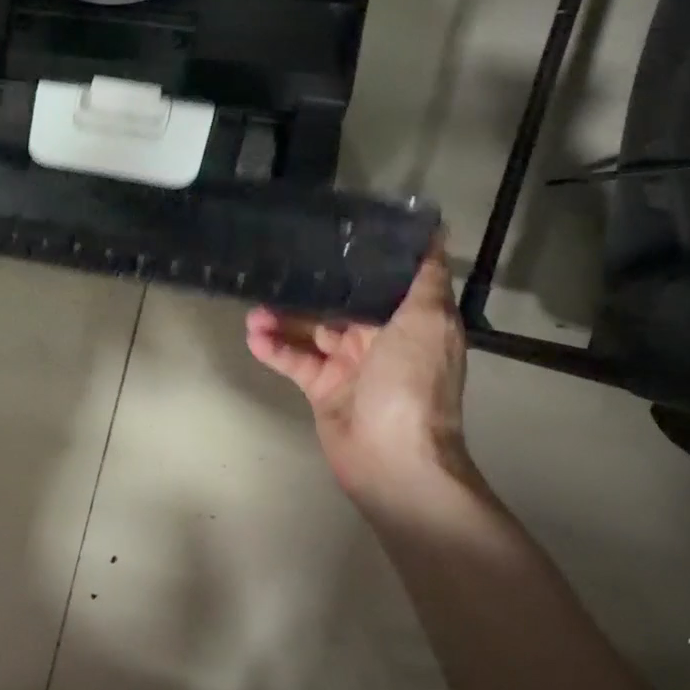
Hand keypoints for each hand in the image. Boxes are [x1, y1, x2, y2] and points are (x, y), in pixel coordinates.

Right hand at [245, 243, 471, 506]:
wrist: (392, 459)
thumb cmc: (411, 385)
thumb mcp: (426, 322)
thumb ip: (425, 279)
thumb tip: (435, 231)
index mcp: (410, 322)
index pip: (382, 282)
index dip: (357, 260)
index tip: (327, 232)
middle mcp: (381, 339)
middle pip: (340, 304)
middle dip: (310, 290)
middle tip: (275, 268)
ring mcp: (350, 366)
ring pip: (311, 330)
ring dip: (283, 319)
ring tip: (253, 311)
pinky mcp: (322, 388)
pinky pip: (294, 360)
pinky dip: (274, 349)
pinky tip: (253, 337)